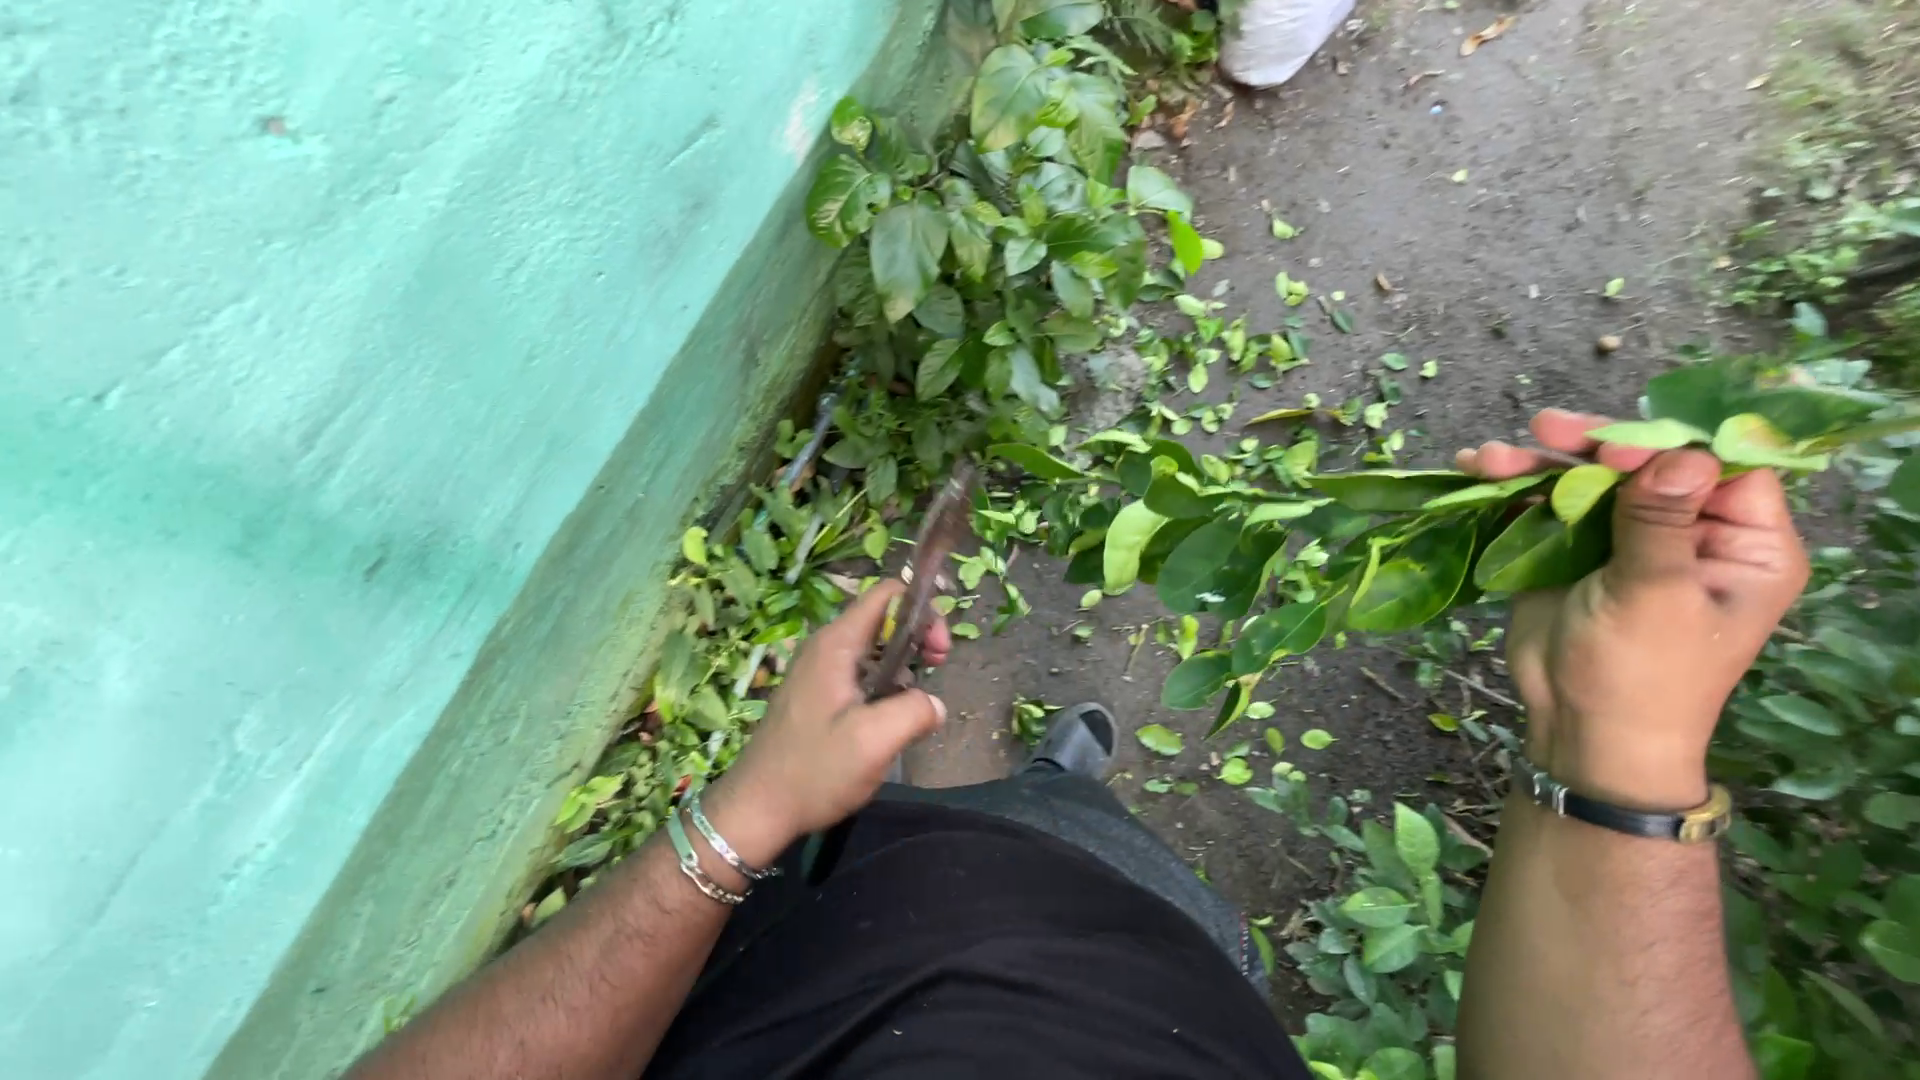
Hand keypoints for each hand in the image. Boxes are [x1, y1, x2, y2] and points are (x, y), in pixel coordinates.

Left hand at [701, 581, 949, 870]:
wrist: (756, 810)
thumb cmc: (814, 771)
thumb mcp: (874, 741)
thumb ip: (914, 711)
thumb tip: (934, 703)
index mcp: (836, 644)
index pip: (887, 593)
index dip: (922, 609)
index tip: (940, 647)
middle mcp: (827, 647)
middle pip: (884, 618)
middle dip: (919, 636)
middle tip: (937, 668)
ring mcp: (820, 671)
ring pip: (876, 647)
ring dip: (905, 662)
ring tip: (917, 699)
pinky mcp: (819, 695)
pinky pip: (862, 673)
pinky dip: (887, 682)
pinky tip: (892, 716)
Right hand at [1459, 409, 1808, 810]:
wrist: (1580, 727)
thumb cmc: (1641, 672)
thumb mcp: (1655, 596)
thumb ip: (1660, 522)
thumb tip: (1679, 454)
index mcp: (1738, 544)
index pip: (1718, 468)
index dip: (1667, 445)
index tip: (1612, 445)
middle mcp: (1682, 532)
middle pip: (1639, 465)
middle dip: (1589, 445)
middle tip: (1545, 428)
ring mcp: (1618, 541)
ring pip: (1582, 482)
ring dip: (1535, 465)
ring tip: (1486, 458)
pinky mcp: (1566, 553)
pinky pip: (1540, 508)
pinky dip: (1508, 489)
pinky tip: (1474, 471)